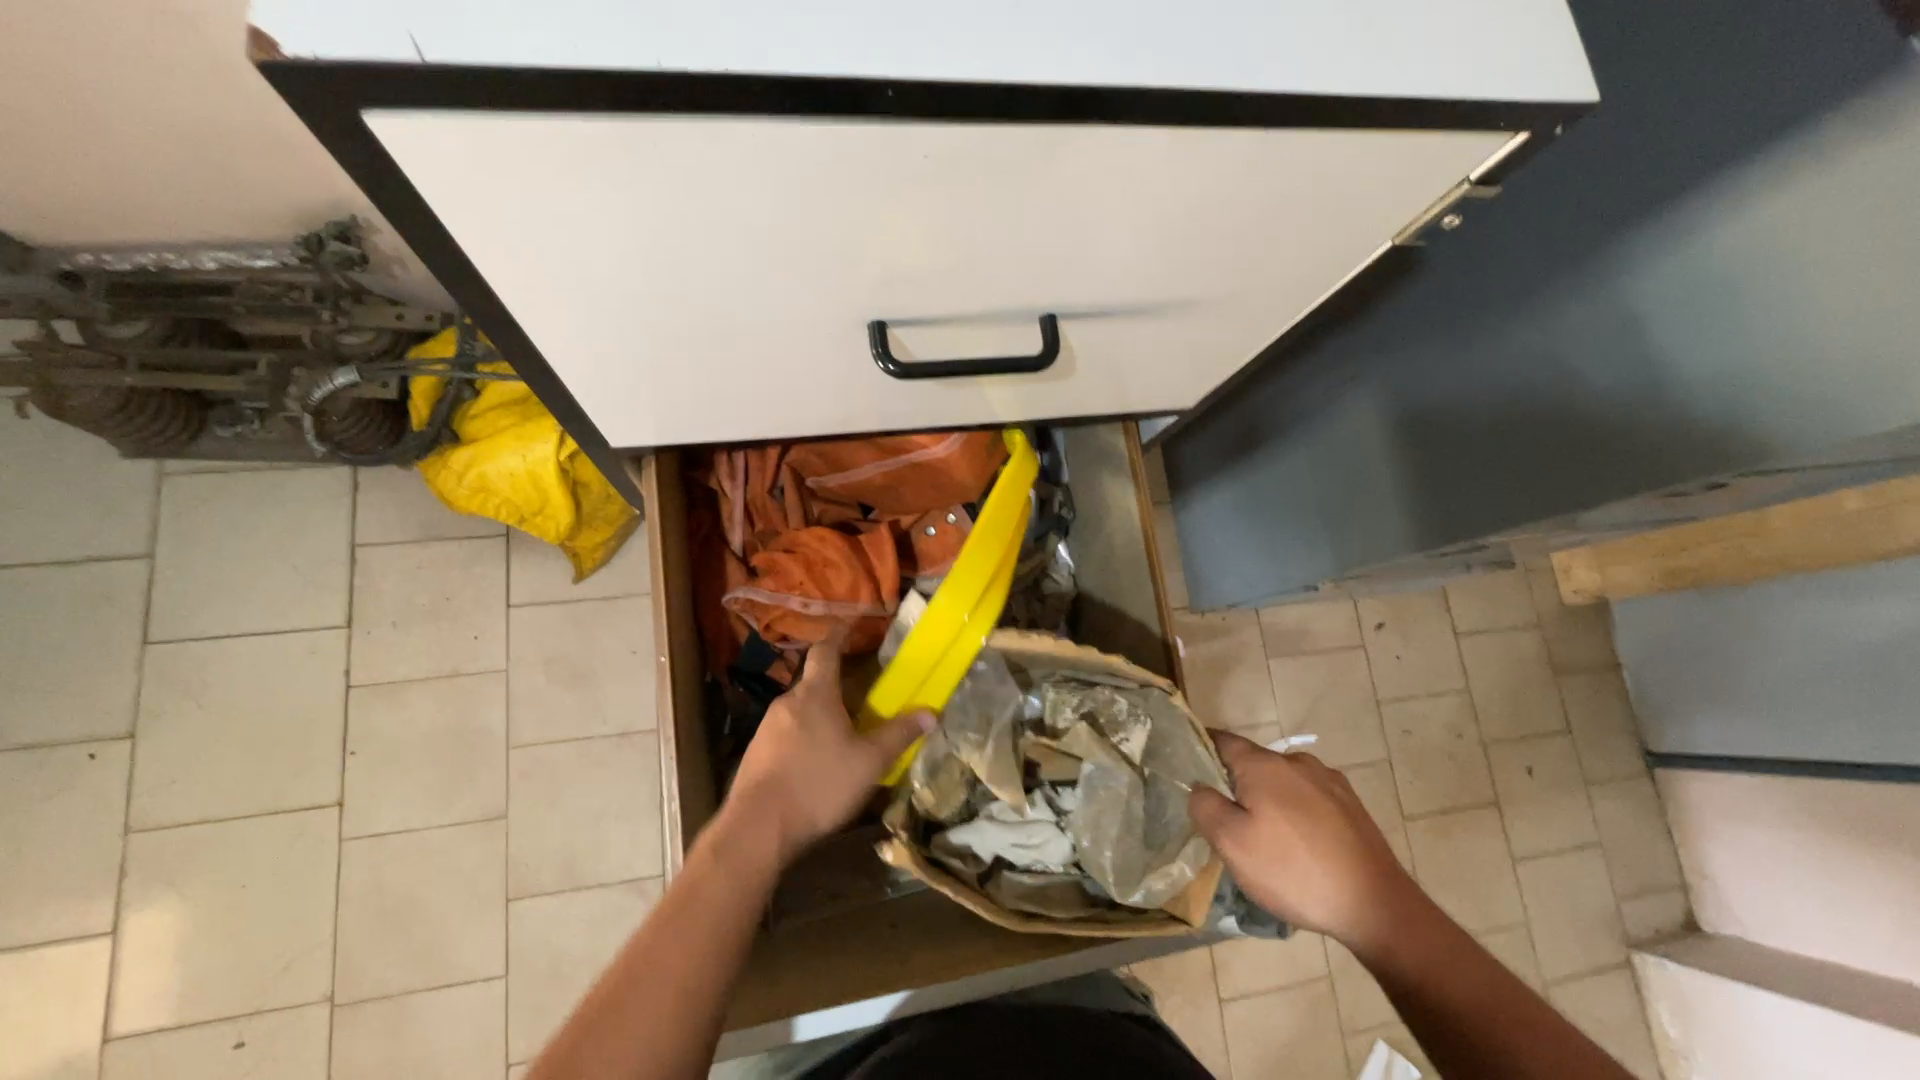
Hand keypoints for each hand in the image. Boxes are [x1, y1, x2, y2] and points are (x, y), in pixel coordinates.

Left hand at [721, 635, 930, 868]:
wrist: (757, 829)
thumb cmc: (819, 785)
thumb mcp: (869, 762)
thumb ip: (899, 735)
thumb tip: (932, 712)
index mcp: (815, 694)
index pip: (825, 651)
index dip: (839, 636)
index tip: (851, 627)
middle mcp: (787, 703)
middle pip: (814, 683)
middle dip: (837, 687)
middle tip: (862, 698)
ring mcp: (766, 729)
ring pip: (800, 711)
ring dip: (821, 716)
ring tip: (843, 735)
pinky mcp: (756, 755)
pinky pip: (786, 735)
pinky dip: (805, 739)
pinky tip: (817, 764)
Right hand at [1189, 730, 1422, 949]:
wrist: (1375, 905)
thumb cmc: (1293, 871)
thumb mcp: (1232, 844)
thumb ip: (1205, 807)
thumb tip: (1201, 787)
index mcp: (1264, 765)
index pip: (1221, 740)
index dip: (1201, 749)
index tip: (1187, 771)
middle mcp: (1298, 763)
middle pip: (1254, 763)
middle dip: (1236, 784)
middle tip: (1225, 822)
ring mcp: (1330, 783)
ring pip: (1283, 783)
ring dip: (1268, 801)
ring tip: (1265, 840)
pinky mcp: (1351, 806)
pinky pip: (1309, 800)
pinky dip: (1295, 814)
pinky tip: (1299, 847)